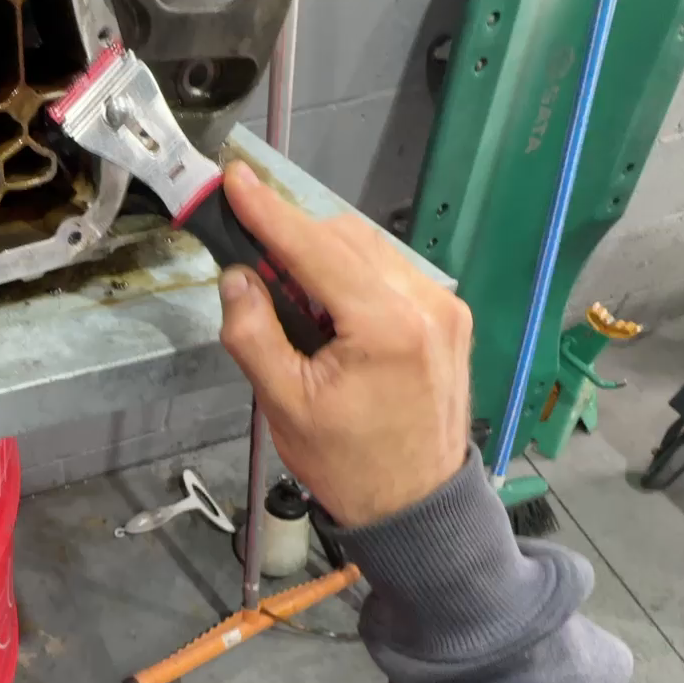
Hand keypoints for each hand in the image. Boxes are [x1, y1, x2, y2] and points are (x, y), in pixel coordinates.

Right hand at [216, 161, 471, 526]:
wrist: (414, 504)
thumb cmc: (345, 462)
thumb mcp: (283, 404)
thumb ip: (254, 334)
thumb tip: (238, 278)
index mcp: (386, 325)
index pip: (317, 249)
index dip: (270, 212)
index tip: (236, 178)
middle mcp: (426, 302)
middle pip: (347, 238)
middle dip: (292, 231)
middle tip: (247, 240)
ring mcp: (444, 307)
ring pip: (370, 250)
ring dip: (319, 251)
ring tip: (281, 280)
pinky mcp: (447, 318)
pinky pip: (388, 273)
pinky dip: (346, 272)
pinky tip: (322, 299)